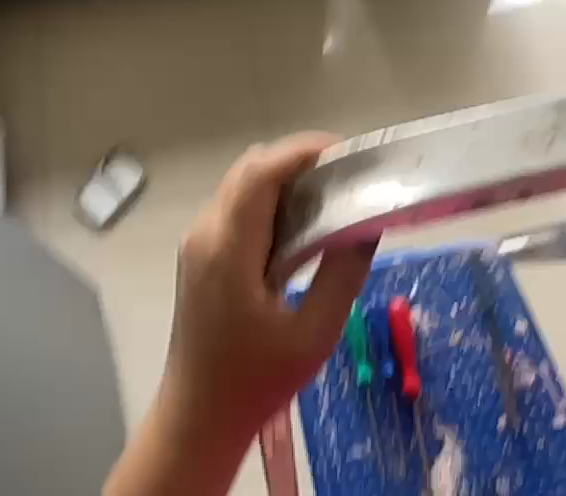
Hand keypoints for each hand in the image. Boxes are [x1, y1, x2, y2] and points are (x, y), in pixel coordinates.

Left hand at [165, 132, 377, 435]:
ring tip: (331, 198)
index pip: (260, 171)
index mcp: (227, 247)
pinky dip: (270, 201)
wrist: (199, 416)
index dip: (302, 151)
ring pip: (241, 184)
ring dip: (284, 180)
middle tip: (346, 177)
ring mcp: (198, 240)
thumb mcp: (314, 334)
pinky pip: (237, 207)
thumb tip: (366, 225)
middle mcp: (205, 230)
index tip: (346, 152)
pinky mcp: (201, 252)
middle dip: (297, 161)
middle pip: (249, 169)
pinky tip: (302, 226)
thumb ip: (342, 274)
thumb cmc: (256, 380)